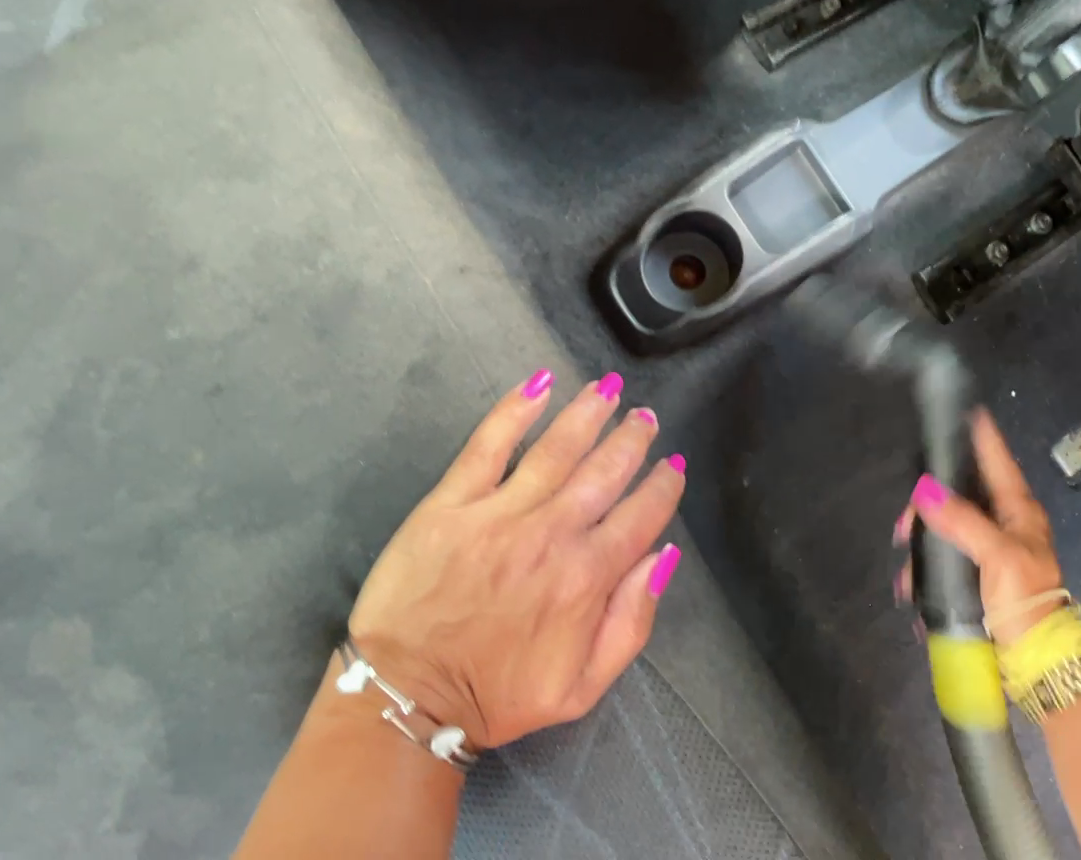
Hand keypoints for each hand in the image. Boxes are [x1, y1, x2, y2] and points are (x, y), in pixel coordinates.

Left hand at [347, 370, 685, 749]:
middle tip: (645, 417)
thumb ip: (632, 622)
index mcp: (587, 577)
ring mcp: (499, 513)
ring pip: (556, 448)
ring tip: (607, 390)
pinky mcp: (451, 503)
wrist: (406, 697)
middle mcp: (552, 534)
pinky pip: (488, 445)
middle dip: (632, 439)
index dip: (664, 485)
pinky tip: (540, 383)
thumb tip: (664, 556)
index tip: (674, 465)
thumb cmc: (498, 694)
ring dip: (588, 413)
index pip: (641, 515)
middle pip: (605, 471)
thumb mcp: (584, 686)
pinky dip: (516, 410)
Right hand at [893, 410, 1063, 641]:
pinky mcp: (977, 575)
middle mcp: (1004, 523)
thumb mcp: (997, 556)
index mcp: (1018, 511)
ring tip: (904, 558)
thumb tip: (925, 492)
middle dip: (929, 502)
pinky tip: (912, 583)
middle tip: (905, 522)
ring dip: (923, 538)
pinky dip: (926, 567)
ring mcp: (990, 549)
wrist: (1035, 659)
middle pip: (962, 493)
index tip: (966, 410)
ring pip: (948, 525)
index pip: (998, 461)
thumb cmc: (1024, 599)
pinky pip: (945, 557)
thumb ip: (962, 522)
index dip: (982, 435)